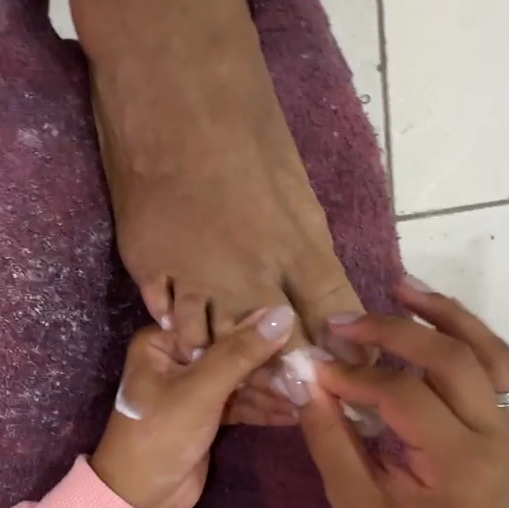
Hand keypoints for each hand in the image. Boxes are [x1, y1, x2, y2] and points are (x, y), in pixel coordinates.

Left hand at [92, 305, 297, 507]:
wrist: (141, 494)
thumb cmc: (161, 432)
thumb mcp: (201, 389)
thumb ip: (241, 353)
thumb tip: (282, 313)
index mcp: (160, 343)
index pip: (215, 322)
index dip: (255, 326)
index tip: (299, 324)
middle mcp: (174, 359)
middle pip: (231, 352)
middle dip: (268, 364)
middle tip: (311, 366)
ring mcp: (191, 388)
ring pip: (239, 380)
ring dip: (272, 388)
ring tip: (310, 391)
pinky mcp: (205, 415)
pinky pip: (240, 403)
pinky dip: (264, 407)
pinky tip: (296, 411)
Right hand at [93, 56, 366, 424]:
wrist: (170, 102)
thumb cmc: (244, 131)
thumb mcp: (295, 186)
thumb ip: (310, 247)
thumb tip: (324, 295)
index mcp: (296, 243)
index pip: (331, 313)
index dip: (347, 352)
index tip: (358, 381)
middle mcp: (248, 269)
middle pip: (274, 342)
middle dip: (291, 377)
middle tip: (301, 405)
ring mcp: (194, 271)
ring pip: (214, 341)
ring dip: (228, 368)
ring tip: (240, 393)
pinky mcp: (149, 264)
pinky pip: (166, 314)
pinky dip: (178, 333)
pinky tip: (185, 351)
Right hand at [296, 279, 508, 507]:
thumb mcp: (353, 503)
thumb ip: (330, 438)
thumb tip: (303, 381)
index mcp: (461, 464)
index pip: (405, 397)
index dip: (354, 376)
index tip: (312, 366)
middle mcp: (499, 437)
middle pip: (454, 360)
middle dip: (395, 332)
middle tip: (343, 323)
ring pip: (488, 351)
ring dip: (444, 315)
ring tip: (401, 287)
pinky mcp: (505, 422)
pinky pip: (493, 365)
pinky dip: (464, 334)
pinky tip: (430, 314)